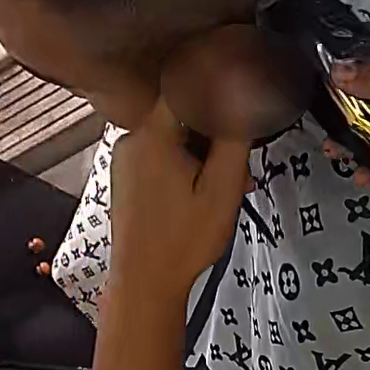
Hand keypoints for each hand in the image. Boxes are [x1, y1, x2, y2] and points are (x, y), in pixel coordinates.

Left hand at [109, 100, 250, 302]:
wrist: (146, 282)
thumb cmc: (183, 241)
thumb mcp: (221, 189)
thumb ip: (232, 138)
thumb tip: (242, 99)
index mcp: (153, 136)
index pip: (187, 86)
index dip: (218, 87)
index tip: (243, 96)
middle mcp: (132, 140)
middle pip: (182, 114)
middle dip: (217, 132)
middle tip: (242, 162)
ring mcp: (126, 159)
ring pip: (174, 136)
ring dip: (204, 152)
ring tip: (229, 183)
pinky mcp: (127, 176)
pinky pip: (161, 155)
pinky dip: (187, 164)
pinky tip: (205, 190)